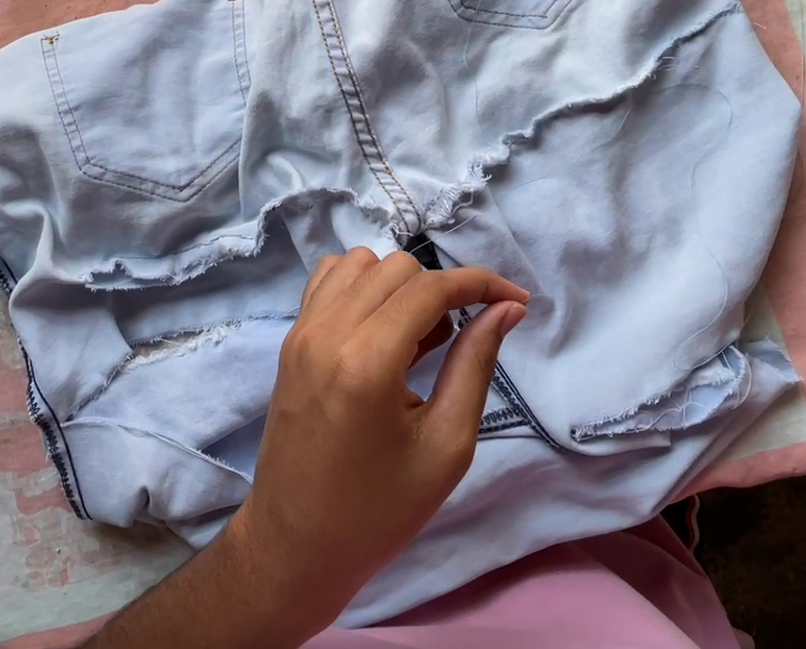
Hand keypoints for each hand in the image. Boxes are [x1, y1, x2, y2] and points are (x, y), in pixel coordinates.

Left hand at [223, 248, 528, 634]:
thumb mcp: (446, 446)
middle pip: (397, 267)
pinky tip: (379, 328)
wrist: (295, 542)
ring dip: (399, 285)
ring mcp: (301, 331)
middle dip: (441, 289)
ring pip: (360, 263)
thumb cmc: (379, 510)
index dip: (481, 284)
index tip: (517, 301)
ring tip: (418, 337)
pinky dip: (361, 285)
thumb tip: (506, 309)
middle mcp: (327, 331)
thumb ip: (476, 364)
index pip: (431, 287)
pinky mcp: (289, 339)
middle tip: (460, 337)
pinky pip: (328, 280)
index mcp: (366, 361)